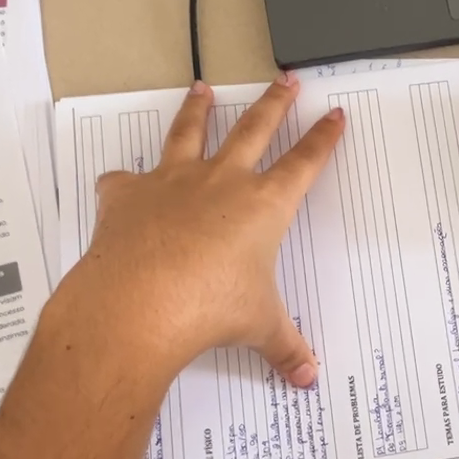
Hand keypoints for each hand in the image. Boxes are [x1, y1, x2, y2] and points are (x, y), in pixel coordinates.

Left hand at [50, 76, 343, 390]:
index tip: (333, 115)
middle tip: (285, 80)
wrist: (139, 304)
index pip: (305, 162)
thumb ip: (284, 347)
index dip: (323, 138)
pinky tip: (125, 181)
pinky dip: (128, 179)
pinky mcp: (130, 194)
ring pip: (191, 132)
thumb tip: (306, 378)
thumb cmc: (208, 309)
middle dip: (275, 103)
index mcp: (264, 205)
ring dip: (199, 109)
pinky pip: (127, 178)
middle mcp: (222, 181)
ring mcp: (174, 181)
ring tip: (201, 89)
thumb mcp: (258, 326)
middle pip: (255, 127)